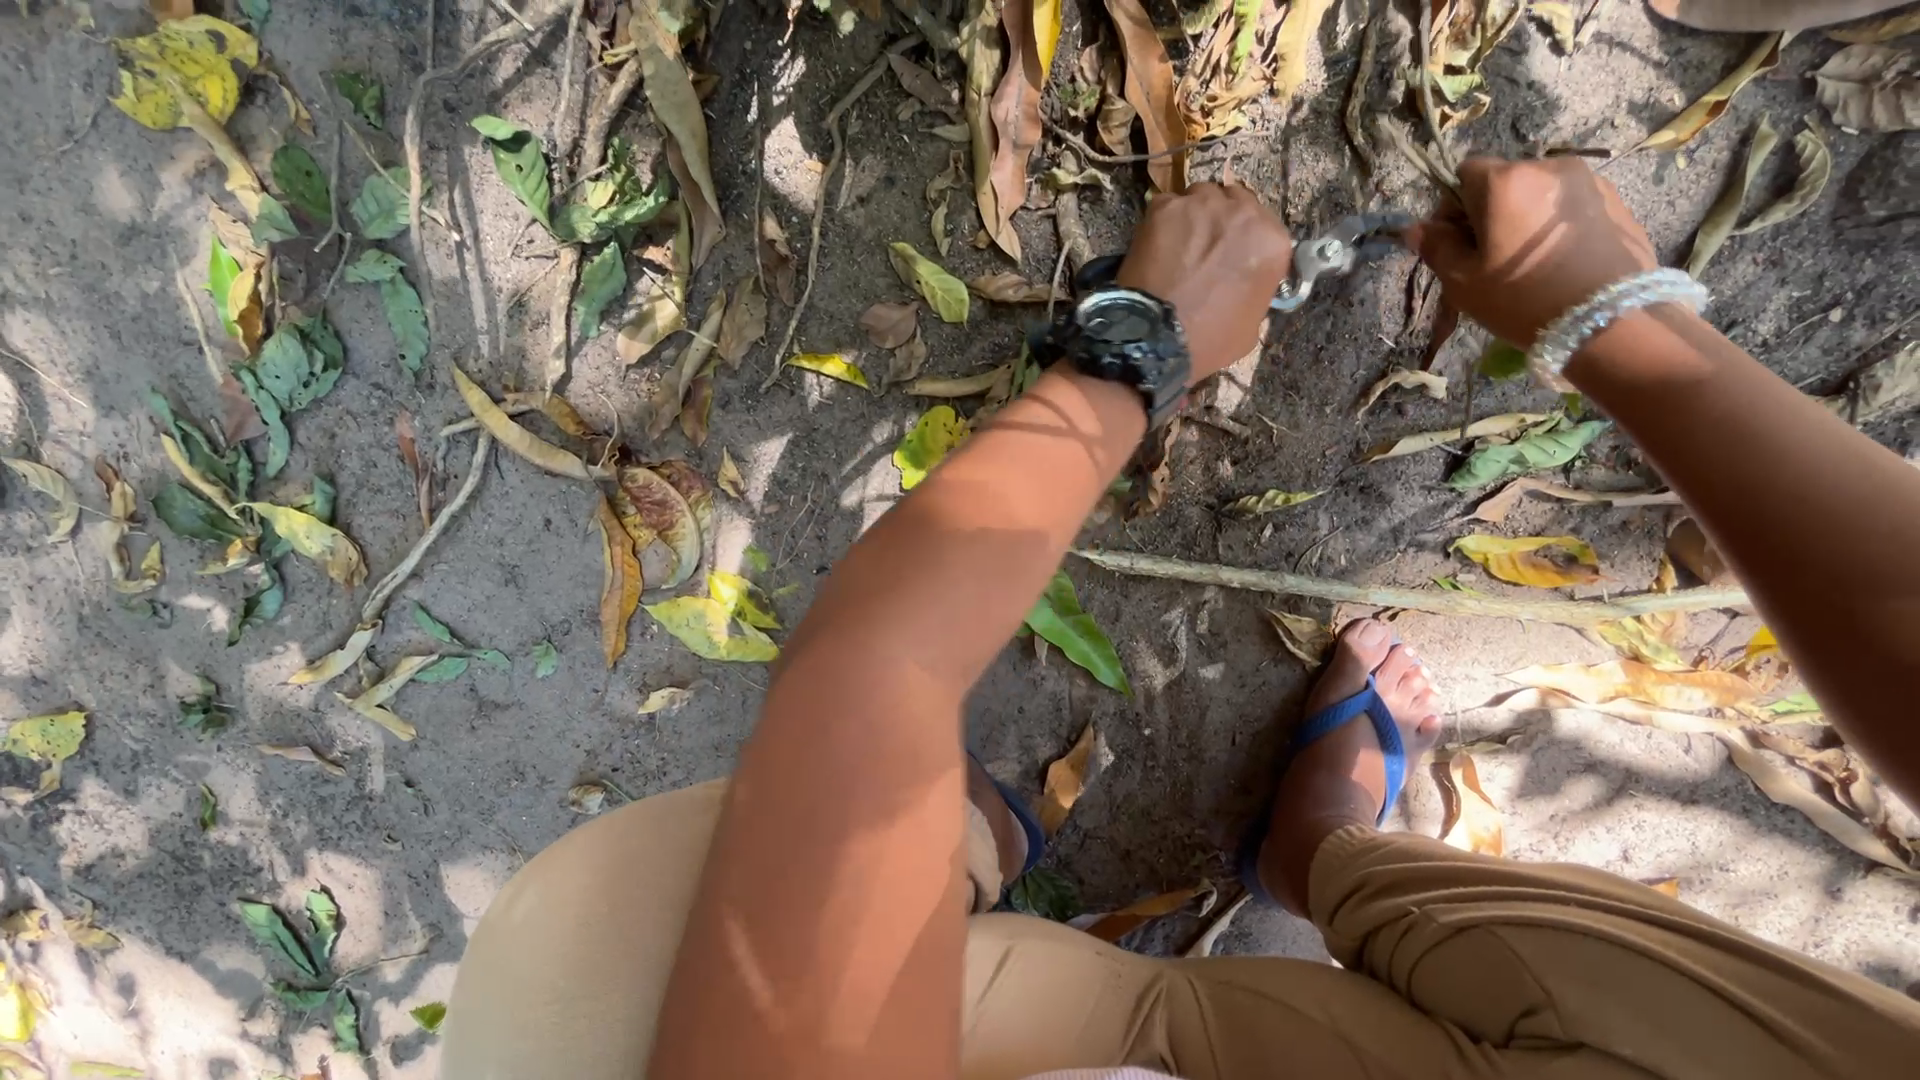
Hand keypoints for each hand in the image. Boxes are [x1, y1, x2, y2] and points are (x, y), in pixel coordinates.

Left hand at [1117, 183, 1292, 380]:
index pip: (1262, 224)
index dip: (1242, 239)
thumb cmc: (1208, 341)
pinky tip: (1154, 246)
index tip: (1229, 254)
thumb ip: (1255, 289)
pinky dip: (1162, 221)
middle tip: (1202, 247)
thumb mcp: (1252, 324)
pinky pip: (1166, 205)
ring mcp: (1202, 205)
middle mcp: (1243, 213)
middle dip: (1219, 220)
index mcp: (1272, 241)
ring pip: (1199, 197)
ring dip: (1191, 216)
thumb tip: (1245, 281)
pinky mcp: (1164, 208)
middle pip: (1233, 200)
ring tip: (1176, 245)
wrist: (1156, 339)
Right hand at [1405, 157, 1657, 346]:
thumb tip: (1416, 229)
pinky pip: (1565, 205)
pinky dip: (1550, 224)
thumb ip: (1437, 247)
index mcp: (1505, 181)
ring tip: (1522, 260)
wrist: (1610, 319)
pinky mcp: (1614, 200)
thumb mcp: (1463, 280)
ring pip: (1535, 193)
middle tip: (1485, 256)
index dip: (1451, 206)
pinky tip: (1553, 260)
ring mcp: (1588, 181)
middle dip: (1486, 212)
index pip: (1464, 172)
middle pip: (1501, 181)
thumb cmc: (1522, 298)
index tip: (1454, 241)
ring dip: (1520, 217)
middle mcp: (1549, 167)